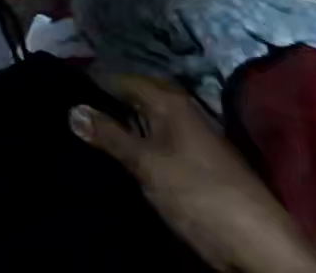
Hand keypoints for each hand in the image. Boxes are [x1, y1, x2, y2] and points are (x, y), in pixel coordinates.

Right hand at [71, 76, 315, 272]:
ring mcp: (187, 130)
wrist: (255, 239)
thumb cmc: (197, 192)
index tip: (60, 84)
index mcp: (167, 97)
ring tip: (83, 125)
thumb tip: (72, 109)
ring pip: (142, 114)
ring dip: (117, 118)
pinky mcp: (191, 154)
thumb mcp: (147, 165)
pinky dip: (133, 136)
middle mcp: (177, 105)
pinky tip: (115, 150)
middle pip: (132, 92)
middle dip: (103, 97)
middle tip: (68, 105)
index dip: (91, 79)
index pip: (119, 76)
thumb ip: (110, 136)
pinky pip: (153, 133)